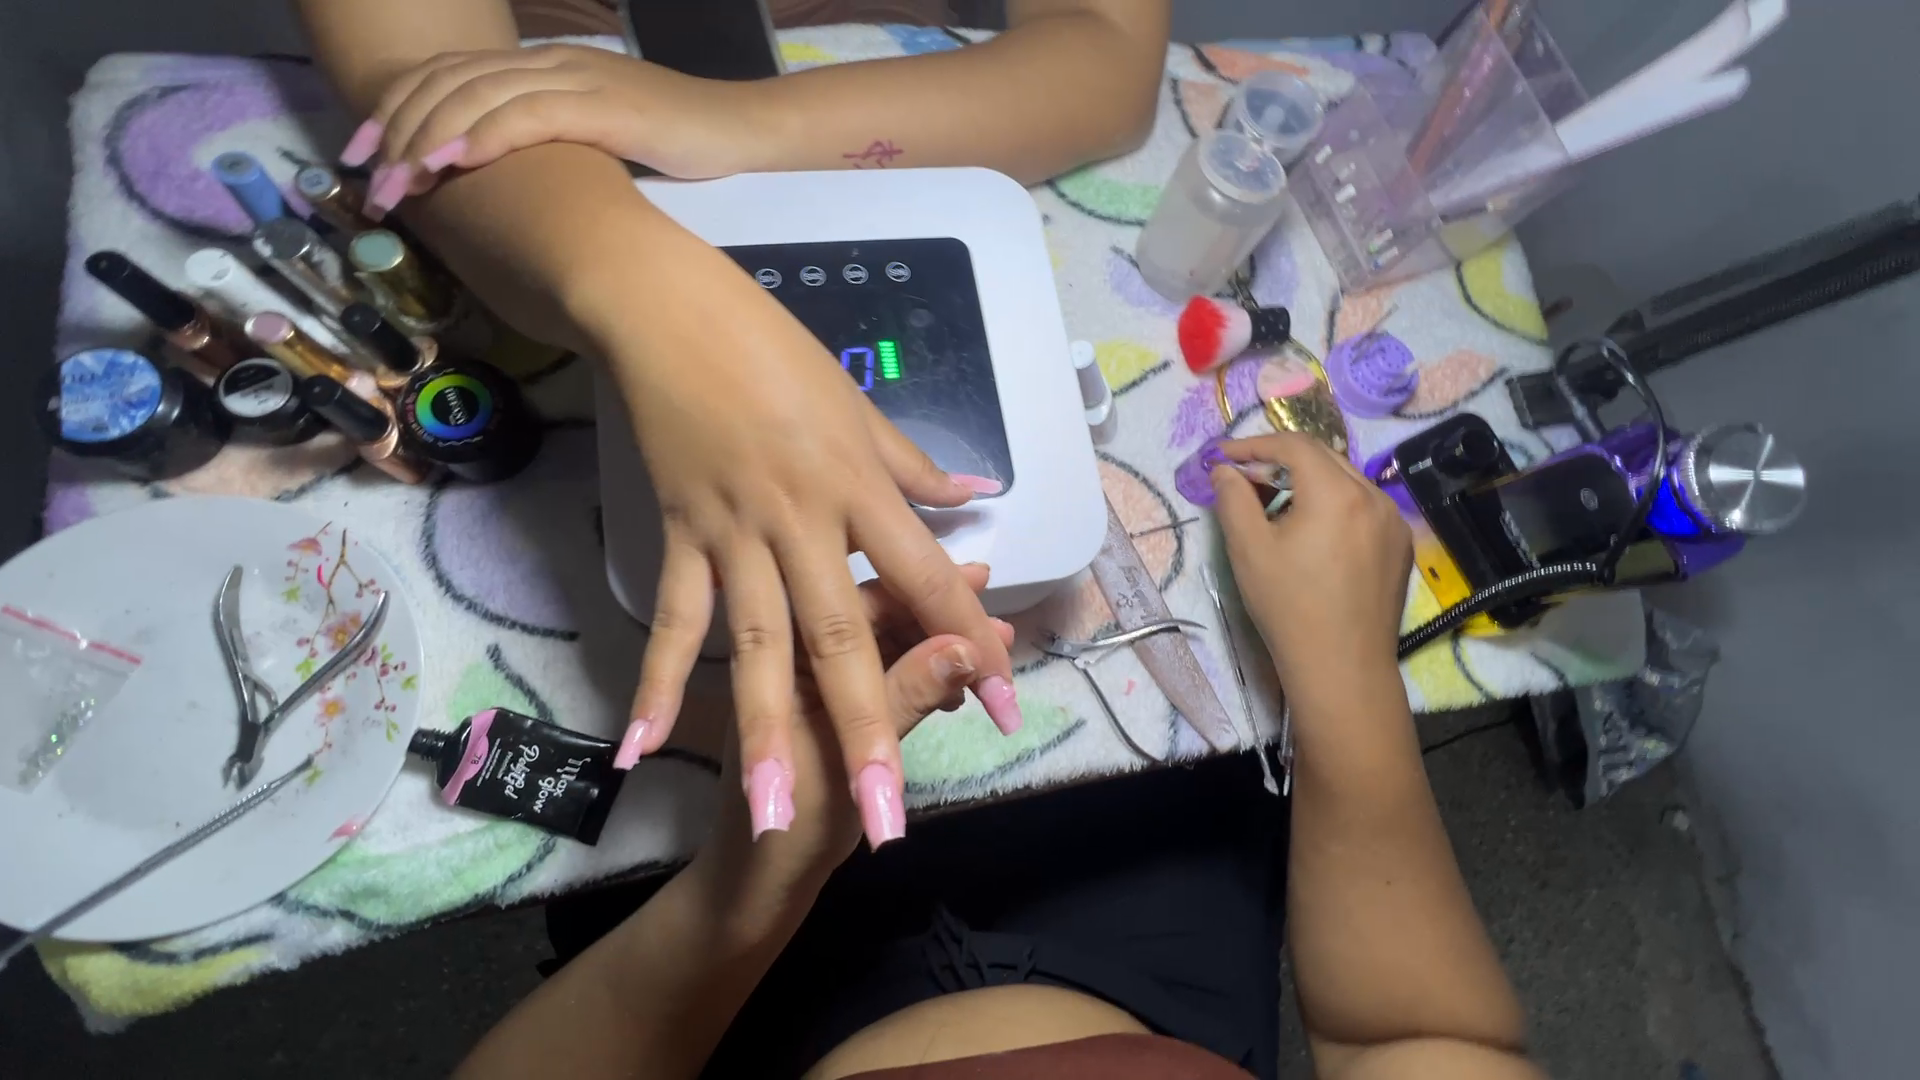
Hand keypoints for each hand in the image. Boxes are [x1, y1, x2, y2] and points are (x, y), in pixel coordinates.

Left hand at [340, 45, 772, 218]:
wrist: (739, 129)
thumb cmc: (683, 140)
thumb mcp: (609, 134)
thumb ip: (562, 140)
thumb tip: (523, 175)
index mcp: (548, 67)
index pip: (457, 78)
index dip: (404, 111)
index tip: (370, 156)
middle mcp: (551, 64)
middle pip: (453, 83)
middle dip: (397, 127)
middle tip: (362, 174)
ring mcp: (576, 81)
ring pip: (479, 97)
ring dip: (427, 138)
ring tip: (395, 180)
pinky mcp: (603, 108)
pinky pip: (528, 116)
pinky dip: (484, 136)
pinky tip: (452, 161)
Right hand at [585, 236, 1019, 850]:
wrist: (672, 313)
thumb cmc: (777, 353)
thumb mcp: (858, 406)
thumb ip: (913, 466)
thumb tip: (975, 496)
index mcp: (859, 486)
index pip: (928, 577)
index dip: (970, 640)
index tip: (1005, 704)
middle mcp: (803, 522)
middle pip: (842, 634)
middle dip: (869, 726)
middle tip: (888, 811)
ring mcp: (735, 535)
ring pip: (757, 645)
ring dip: (762, 731)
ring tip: (771, 812)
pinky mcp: (678, 537)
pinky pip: (670, 619)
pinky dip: (654, 681)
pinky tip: (637, 749)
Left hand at [708, 566, 1014, 888]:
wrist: (762, 884)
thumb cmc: (794, 819)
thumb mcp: (854, 753)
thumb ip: (906, 694)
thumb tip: (967, 647)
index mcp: (788, 645)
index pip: (865, 602)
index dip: (927, 597)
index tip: (981, 588)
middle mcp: (804, 648)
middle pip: (884, 619)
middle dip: (945, 620)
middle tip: (1000, 624)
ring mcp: (823, 676)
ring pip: (893, 646)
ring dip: (943, 650)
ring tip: (996, 651)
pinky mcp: (841, 704)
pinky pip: (890, 675)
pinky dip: (928, 677)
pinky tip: (960, 686)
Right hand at [1209, 434, 1412, 707]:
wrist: (1342, 666)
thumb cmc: (1288, 606)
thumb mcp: (1248, 549)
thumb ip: (1233, 498)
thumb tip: (1224, 469)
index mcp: (1336, 493)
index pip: (1293, 446)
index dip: (1253, 445)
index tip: (1222, 456)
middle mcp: (1373, 496)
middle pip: (1322, 457)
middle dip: (1278, 460)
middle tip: (1242, 479)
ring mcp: (1393, 521)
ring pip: (1344, 480)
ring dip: (1305, 482)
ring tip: (1273, 507)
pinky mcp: (1400, 545)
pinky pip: (1362, 507)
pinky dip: (1331, 504)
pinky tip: (1309, 534)